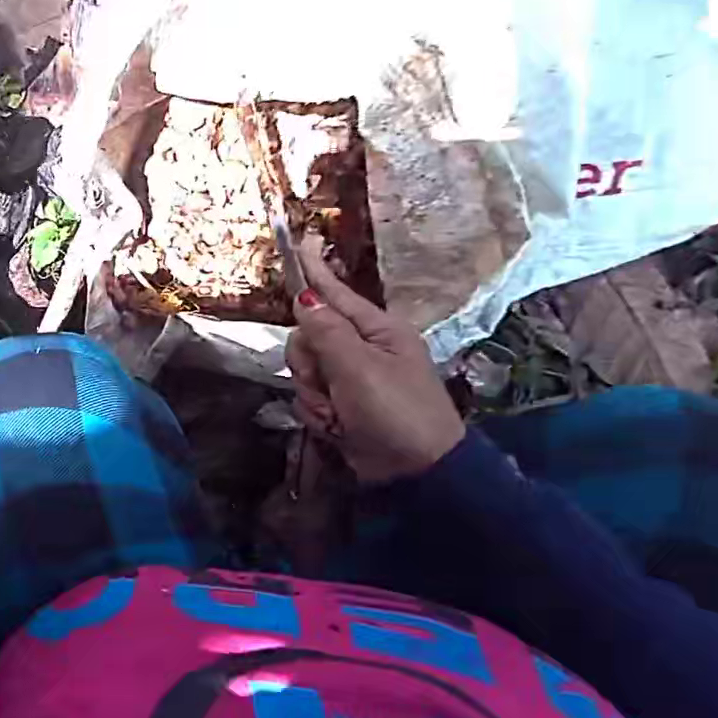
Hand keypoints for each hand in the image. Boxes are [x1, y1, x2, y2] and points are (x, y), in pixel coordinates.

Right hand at [284, 235, 465, 482]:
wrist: (416, 474)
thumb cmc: (395, 411)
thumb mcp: (359, 367)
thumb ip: (326, 331)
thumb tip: (304, 297)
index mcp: (377, 330)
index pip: (336, 293)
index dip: (315, 272)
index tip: (301, 243)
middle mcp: (362, 348)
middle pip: (309, 336)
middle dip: (309, 362)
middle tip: (326, 382)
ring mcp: (351, 378)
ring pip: (305, 369)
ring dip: (313, 394)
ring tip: (337, 413)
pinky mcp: (342, 405)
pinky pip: (309, 396)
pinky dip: (317, 413)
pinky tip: (336, 427)